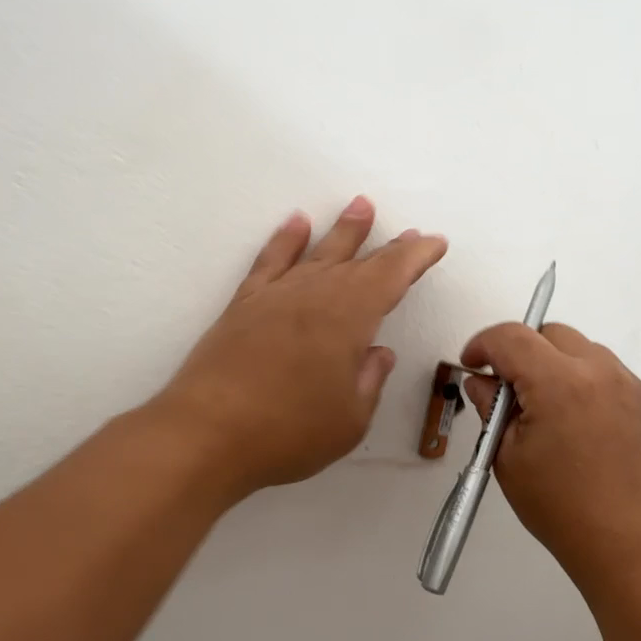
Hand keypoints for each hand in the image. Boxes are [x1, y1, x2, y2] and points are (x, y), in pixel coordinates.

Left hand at [148, 196, 446, 497]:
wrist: (207, 434)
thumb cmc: (288, 433)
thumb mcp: (349, 420)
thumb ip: (368, 381)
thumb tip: (377, 353)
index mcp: (349, 320)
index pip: (390, 277)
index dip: (415, 258)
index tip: (433, 243)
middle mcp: (313, 297)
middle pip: (357, 263)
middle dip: (387, 248)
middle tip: (408, 232)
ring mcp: (275, 297)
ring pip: (316, 253)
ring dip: (342, 231)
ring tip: (360, 206)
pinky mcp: (242, 306)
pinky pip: (269, 261)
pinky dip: (285, 240)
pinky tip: (296, 224)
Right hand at [460, 323, 640, 589]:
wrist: (634, 543)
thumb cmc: (563, 509)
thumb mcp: (509, 461)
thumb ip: (492, 411)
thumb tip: (483, 384)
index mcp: (559, 383)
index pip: (511, 337)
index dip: (483, 345)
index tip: (472, 364)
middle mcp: (599, 372)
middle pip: (550, 334)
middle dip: (521, 351)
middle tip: (505, 390)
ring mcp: (629, 385)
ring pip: (581, 350)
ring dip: (554, 364)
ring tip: (542, 411)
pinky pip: (606, 374)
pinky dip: (581, 382)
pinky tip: (574, 426)